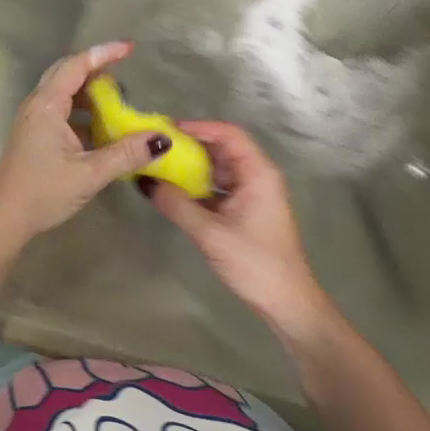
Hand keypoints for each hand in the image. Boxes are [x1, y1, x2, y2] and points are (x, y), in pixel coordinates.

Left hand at [0, 42, 166, 247]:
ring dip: (89, 93)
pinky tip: (100, 131)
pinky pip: (60, 112)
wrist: (4, 221)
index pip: (76, 66)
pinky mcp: (33, 136)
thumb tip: (162, 139)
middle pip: (66, 73)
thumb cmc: (43, 193)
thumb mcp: (90, 174)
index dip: (103, 54)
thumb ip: (126, 154)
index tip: (129, 49)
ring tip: (117, 103)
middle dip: (95, 69)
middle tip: (124, 71)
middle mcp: (36, 106)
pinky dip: (81, 113)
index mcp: (46, 106)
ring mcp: (32, 121)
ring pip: (62, 94)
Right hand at [147, 121, 336, 344]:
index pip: (229, 134)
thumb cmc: (254, 262)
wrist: (286, 303)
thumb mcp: (210, 233)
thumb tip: (143, 180)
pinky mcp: (246, 212)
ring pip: (220, 169)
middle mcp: (258, 177)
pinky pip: (219, 188)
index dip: (199, 127)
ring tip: (159, 166)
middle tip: (156, 147)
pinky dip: (198, 186)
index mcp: (258, 173)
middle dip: (190, 146)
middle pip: (223, 149)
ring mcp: (253, 195)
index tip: (166, 129)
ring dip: (192, 167)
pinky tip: (174, 192)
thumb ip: (175, 204)